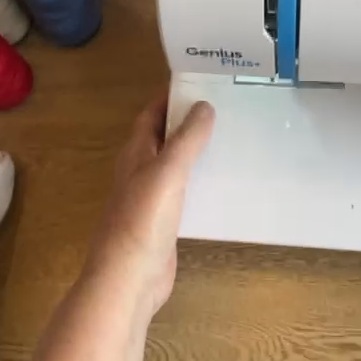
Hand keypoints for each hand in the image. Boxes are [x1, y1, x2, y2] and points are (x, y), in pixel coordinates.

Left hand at [86, 99, 215, 314]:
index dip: (171, 97)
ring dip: (196, 152)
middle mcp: (140, 171)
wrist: (129, 277)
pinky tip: (223, 184)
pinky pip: (184, 192)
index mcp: (135, 153)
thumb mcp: (168, 171)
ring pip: (175, 165)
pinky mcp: (163, 221)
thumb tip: (204, 107)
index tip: (202, 83)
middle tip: (225, 108)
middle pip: (163, 137)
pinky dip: (201, 182)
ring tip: (230, 140)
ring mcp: (151, 198)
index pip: (151, 114)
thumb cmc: (143, 219)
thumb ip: (186, 139)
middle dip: (188, 122)